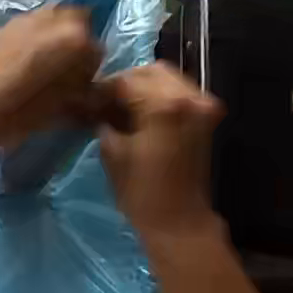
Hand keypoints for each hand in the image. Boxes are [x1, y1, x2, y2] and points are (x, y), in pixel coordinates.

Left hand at [0, 7, 103, 154]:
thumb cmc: (18, 113)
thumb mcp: (62, 110)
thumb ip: (87, 96)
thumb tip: (95, 91)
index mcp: (76, 38)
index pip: (98, 51)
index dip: (91, 72)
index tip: (81, 88)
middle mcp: (56, 17)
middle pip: (79, 26)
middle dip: (76, 47)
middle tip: (65, 75)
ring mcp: (29, 16)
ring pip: (56, 23)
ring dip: (57, 40)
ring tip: (44, 69)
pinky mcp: (7, 23)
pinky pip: (34, 27)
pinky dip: (37, 40)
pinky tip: (24, 64)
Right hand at [95, 63, 223, 237]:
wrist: (180, 221)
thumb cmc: (140, 193)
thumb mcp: (112, 152)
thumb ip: (104, 119)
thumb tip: (94, 105)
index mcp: (163, 106)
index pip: (125, 81)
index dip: (102, 90)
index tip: (85, 101)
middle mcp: (188, 97)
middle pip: (149, 71)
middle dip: (124, 83)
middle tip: (104, 102)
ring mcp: (202, 105)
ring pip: (166, 78)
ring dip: (142, 87)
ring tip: (121, 107)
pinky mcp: (206, 116)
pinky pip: (178, 91)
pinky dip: (158, 96)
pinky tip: (140, 113)